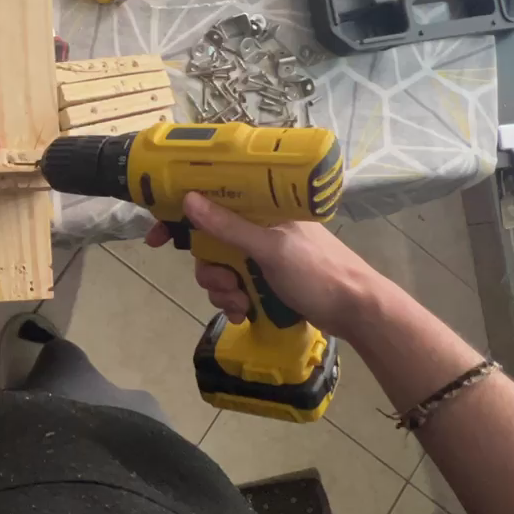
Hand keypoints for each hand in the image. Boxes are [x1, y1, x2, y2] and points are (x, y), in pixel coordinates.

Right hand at [145, 192, 390, 340]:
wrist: (356, 312)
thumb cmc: (318, 271)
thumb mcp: (270, 248)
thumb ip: (229, 226)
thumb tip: (189, 199)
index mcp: (261, 209)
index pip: (212, 202)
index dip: (181, 218)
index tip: (157, 238)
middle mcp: (257, 228)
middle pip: (209, 243)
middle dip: (210, 269)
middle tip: (224, 283)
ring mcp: (260, 256)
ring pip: (218, 269)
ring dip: (222, 290)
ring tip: (241, 303)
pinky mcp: (264, 281)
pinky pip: (232, 289)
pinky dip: (232, 302)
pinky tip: (244, 314)